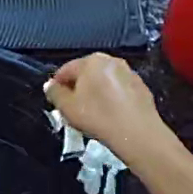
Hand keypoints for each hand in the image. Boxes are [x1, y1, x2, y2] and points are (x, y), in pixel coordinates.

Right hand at [44, 53, 171, 161]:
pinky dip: (112, 99)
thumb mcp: (67, 107)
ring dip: (96, 93)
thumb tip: (50, 85)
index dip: (57, 85)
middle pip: (87, 73)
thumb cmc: (98, 117)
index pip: (66, 70)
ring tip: (91, 114)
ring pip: (104, 81)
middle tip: (72, 108)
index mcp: (91, 60)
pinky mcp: (142, 88)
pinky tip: (110, 115)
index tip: (54, 100)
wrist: (137, 133)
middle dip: (78, 88)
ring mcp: (129, 73)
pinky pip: (119, 91)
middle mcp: (111, 61)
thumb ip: (55, 93)